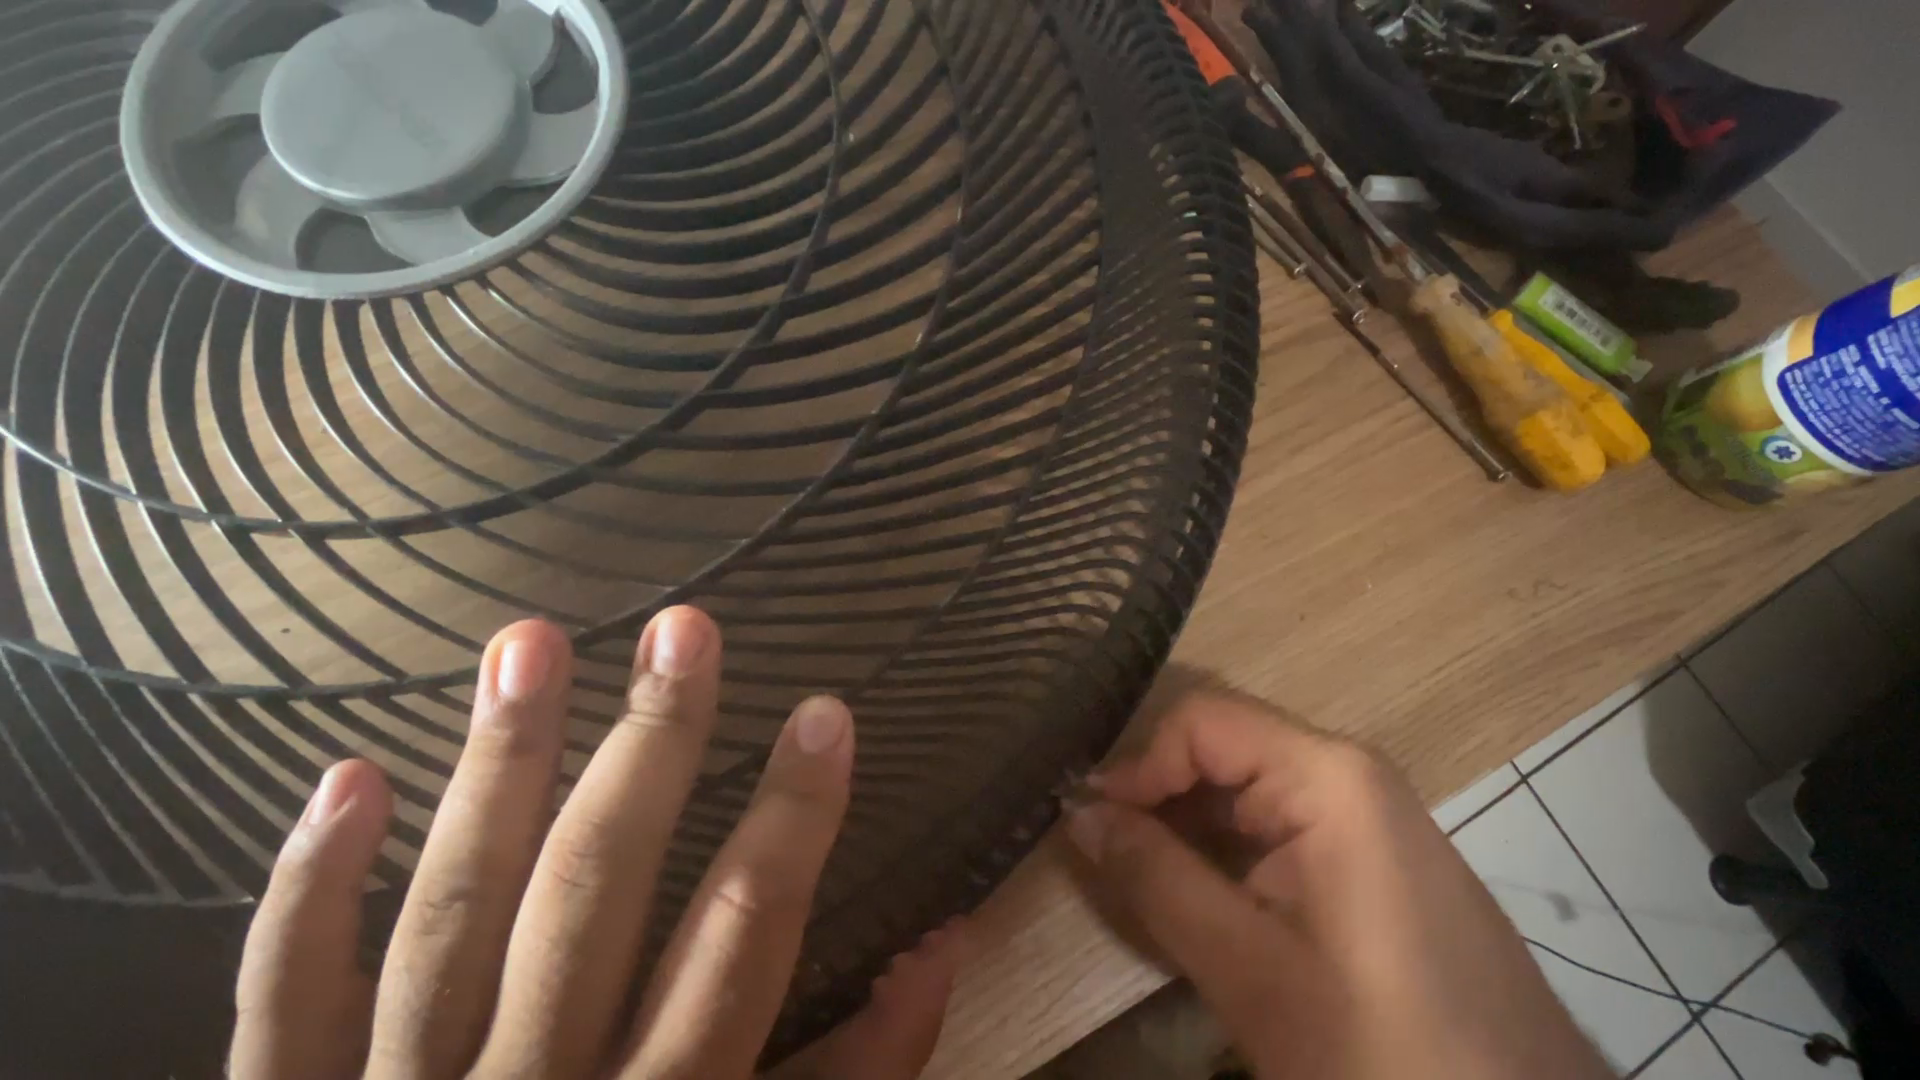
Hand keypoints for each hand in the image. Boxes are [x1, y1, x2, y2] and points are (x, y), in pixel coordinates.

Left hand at [231, 607, 960, 1079]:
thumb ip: (861, 1074)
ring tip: (529, 644)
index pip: (745, 935)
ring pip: (452, 912)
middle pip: (597, 893)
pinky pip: (281, 1003)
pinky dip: (307, 892)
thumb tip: (941, 947)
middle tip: (682, 629)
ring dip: (498, 767)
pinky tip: (347, 776)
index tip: (827, 711)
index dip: (793, 818)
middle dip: (651, 750)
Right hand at [1066, 692, 1613, 1079]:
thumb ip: (1154, 878)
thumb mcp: (1247, 968)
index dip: (1137, 764)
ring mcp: (1371, 816)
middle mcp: (1352, 774)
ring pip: (1249, 790)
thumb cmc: (1379, 1047)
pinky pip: (1283, 826)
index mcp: (1328, 776)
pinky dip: (1229, 850)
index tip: (1091, 822)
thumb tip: (1076, 811)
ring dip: (1188, 826)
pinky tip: (1206, 898)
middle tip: (1105, 854)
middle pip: (1225, 749)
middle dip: (1158, 795)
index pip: (1201, 721)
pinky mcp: (1377, 859)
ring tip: (1142, 877)